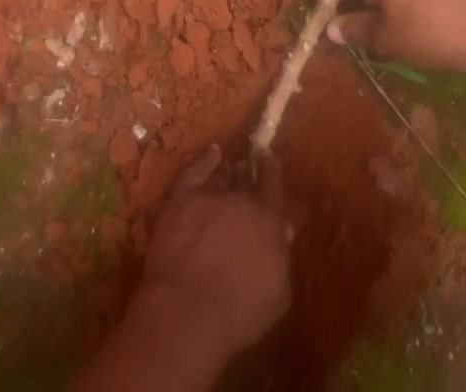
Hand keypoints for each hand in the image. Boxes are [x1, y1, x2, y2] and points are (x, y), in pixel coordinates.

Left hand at [130, 146, 291, 358]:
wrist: (188, 311)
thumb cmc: (239, 313)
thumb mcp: (278, 293)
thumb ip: (282, 257)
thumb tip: (284, 230)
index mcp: (269, 220)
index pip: (273, 185)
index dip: (271, 170)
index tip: (269, 160)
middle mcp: (242, 201)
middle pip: (247, 177)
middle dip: (249, 170)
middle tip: (248, 165)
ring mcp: (209, 198)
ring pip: (222, 175)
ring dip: (227, 170)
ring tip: (229, 166)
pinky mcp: (180, 201)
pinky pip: (194, 172)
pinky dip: (205, 160)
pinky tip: (211, 153)